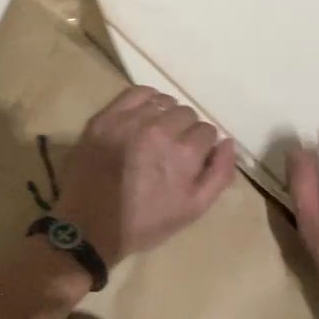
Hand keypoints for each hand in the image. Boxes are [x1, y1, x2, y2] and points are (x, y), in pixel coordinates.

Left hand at [54, 87, 237, 263]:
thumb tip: (228, 142)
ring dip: (165, 115)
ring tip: (155, 136)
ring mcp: (129, 121)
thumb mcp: (193, 209)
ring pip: (163, 102)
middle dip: (185, 130)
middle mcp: (159, 130)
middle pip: (187, 114)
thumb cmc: (145, 222)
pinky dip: (145, 100)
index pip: (207, 131)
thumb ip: (219, 174)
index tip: (190, 160)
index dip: (202, 147)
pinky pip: (135, 93)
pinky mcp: (105, 117)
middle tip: (171, 151)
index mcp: (184, 154)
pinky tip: (143, 116)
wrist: (90, 226)